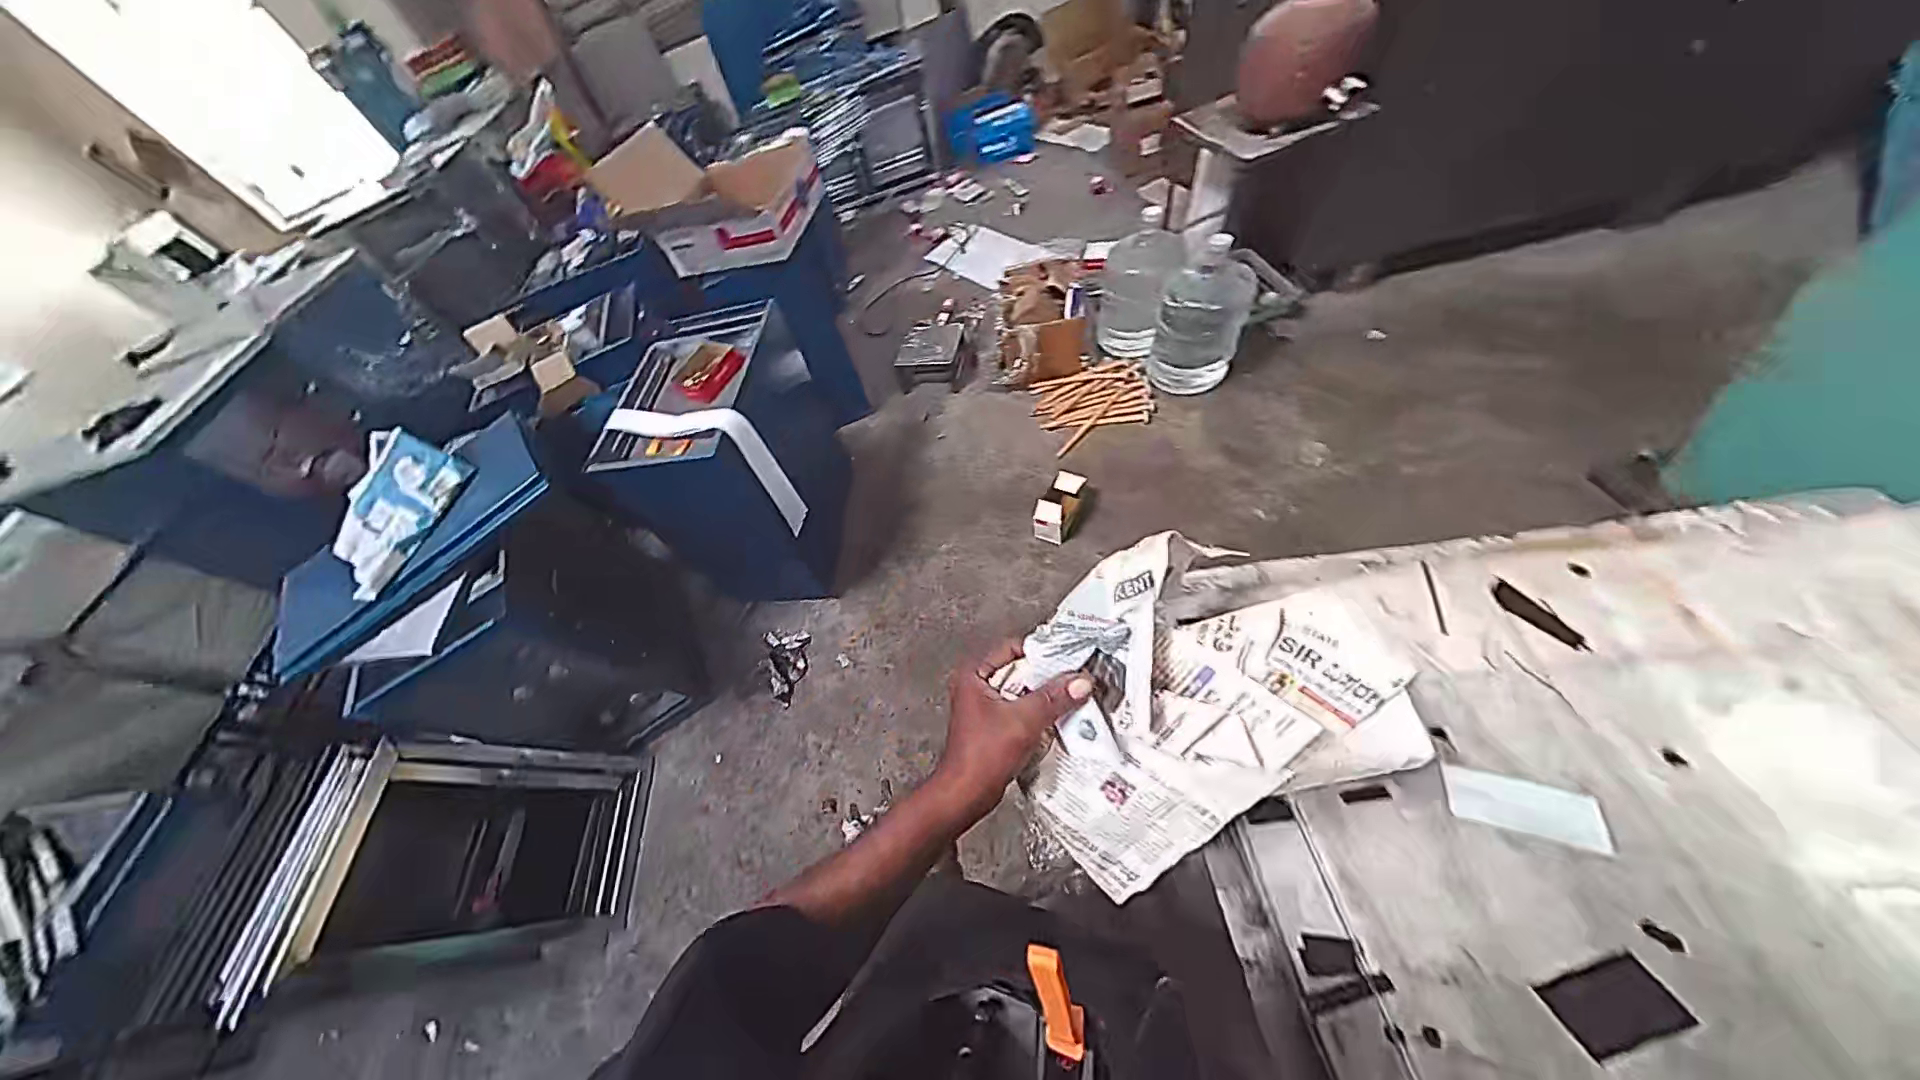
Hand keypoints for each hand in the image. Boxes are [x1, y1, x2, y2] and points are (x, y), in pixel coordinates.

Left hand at [931, 640, 1092, 816]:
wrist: (966, 793)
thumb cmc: (979, 757)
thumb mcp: (1023, 720)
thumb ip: (1053, 698)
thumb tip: (1078, 682)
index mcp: (974, 674)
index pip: (1013, 648)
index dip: (1040, 653)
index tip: (1066, 658)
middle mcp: (977, 686)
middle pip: (1020, 670)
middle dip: (1046, 677)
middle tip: (1072, 679)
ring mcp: (986, 706)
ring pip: (1023, 692)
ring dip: (1044, 697)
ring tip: (1068, 698)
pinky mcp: (995, 725)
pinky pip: (1022, 710)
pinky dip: (1039, 713)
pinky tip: (1056, 719)